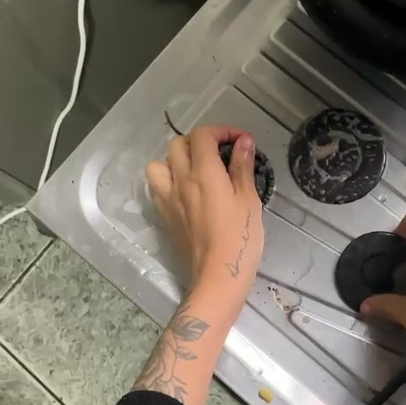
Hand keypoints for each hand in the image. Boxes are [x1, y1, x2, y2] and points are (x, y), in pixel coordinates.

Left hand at [146, 125, 264, 308]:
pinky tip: (184, 189)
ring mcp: (169, 198)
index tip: (239, 141)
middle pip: (179, 143)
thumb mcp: (249, 199)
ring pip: (160, 162)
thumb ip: (243, 167)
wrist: (218, 273)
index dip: (221, 131)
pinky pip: (156, 186)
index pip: (203, 136)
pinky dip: (167, 179)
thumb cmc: (241, 237)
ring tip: (195, 168)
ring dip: (176, 158)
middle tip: (220, 152)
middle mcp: (181, 180)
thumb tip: (243, 141)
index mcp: (204, 173)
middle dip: (199, 141)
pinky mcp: (165, 214)